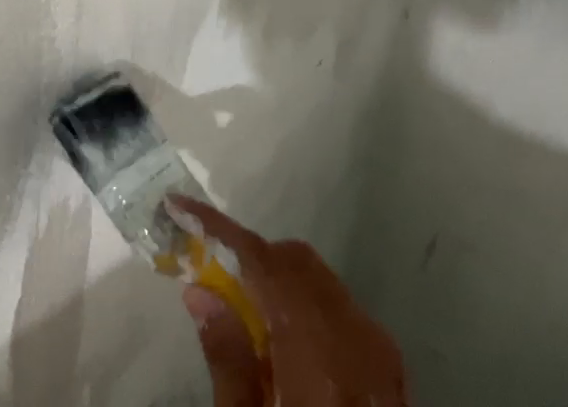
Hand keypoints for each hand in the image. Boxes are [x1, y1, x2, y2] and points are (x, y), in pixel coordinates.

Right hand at [172, 197, 408, 406]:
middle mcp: (355, 336)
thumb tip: (198, 290)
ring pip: (318, 277)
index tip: (179, 207)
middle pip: (294, 259)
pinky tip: (280, 335)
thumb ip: (227, 359)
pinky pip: (338, 304)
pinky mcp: (388, 360)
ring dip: (275, 274)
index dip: (218, 229)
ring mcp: (378, 346)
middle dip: (247, 252)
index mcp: (317, 355)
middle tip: (206, 269)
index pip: (264, 264)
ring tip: (240, 306)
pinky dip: (303, 299)